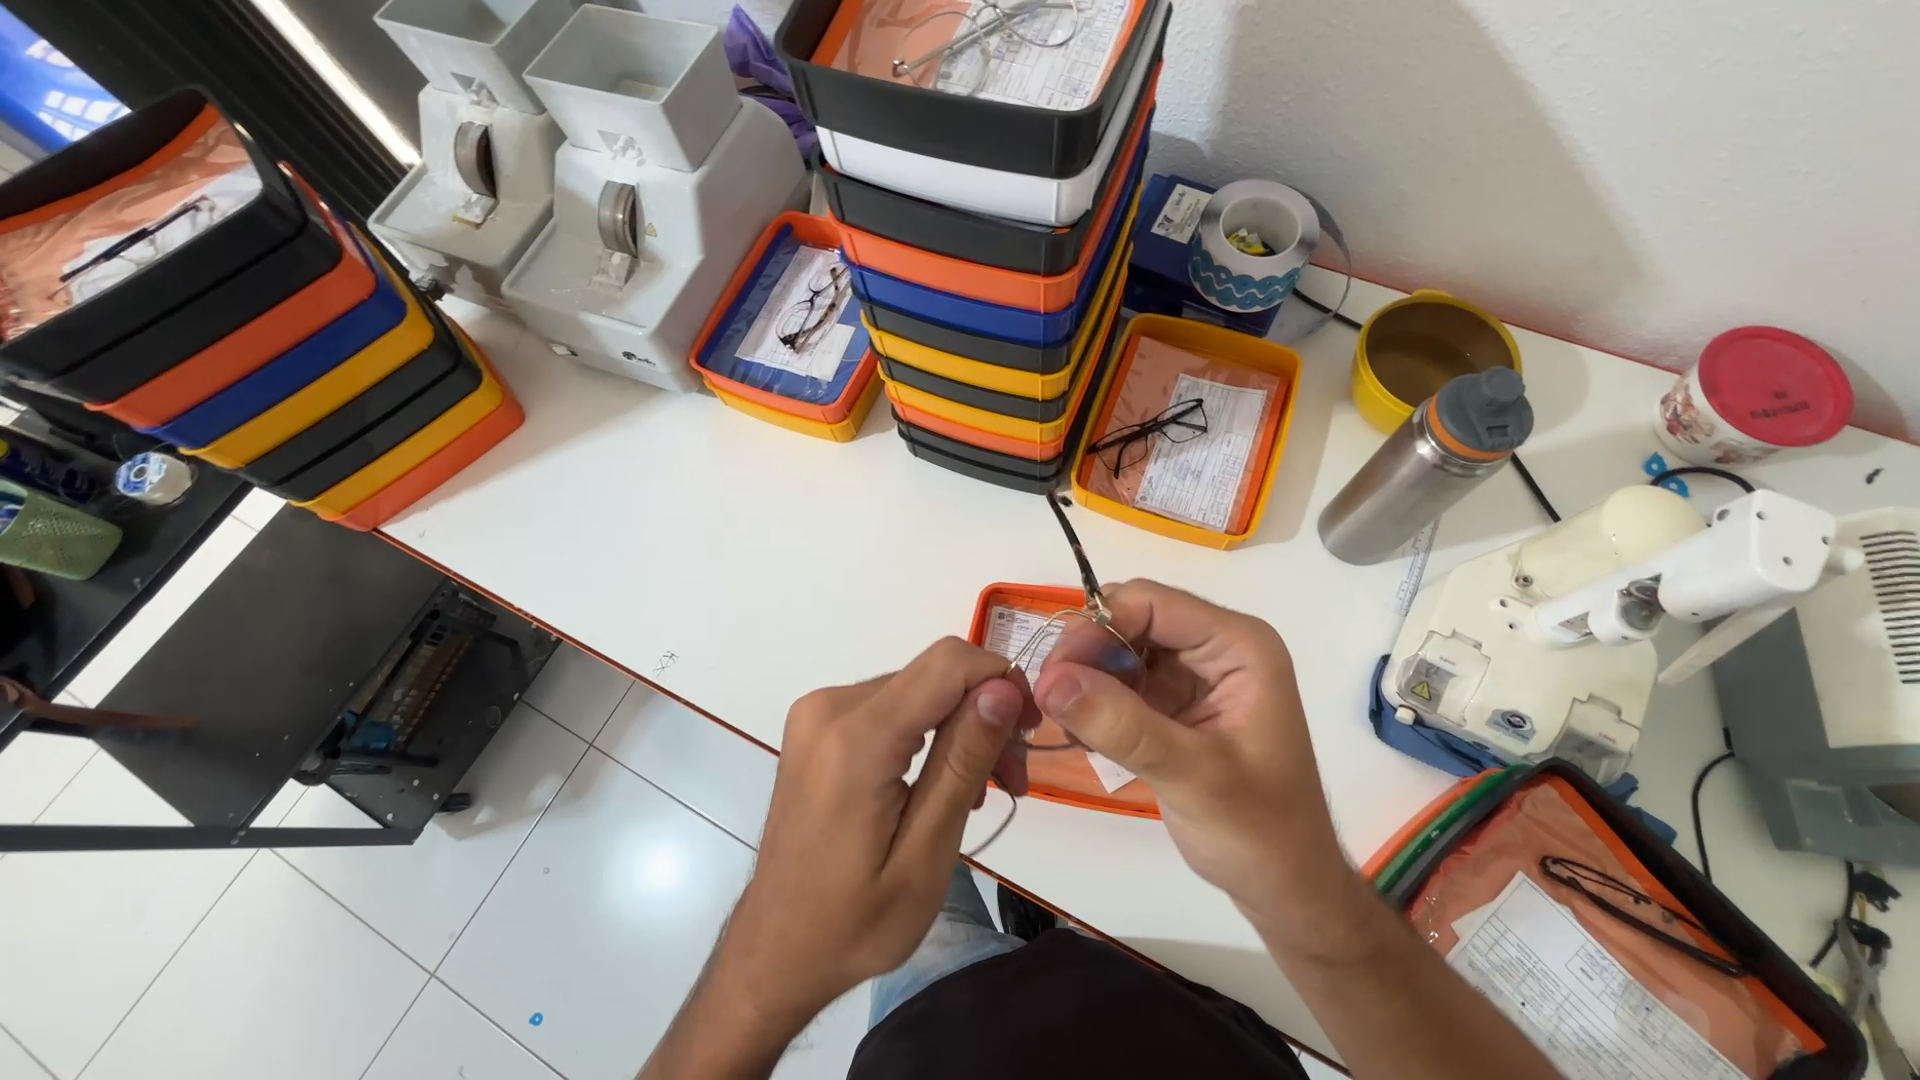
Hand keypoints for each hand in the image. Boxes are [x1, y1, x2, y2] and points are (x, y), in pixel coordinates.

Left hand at [716, 638, 1035, 1024]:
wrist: (777, 949)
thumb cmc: (855, 921)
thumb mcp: (926, 854)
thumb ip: (962, 762)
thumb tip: (1002, 689)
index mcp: (855, 738)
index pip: (948, 663)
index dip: (1001, 681)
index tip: (1028, 735)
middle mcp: (829, 707)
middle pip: (935, 676)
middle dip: (985, 716)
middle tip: (1009, 785)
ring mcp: (817, 714)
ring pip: (917, 689)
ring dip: (959, 728)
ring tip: (977, 796)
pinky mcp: (817, 727)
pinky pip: (890, 707)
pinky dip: (926, 734)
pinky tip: (938, 784)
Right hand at [1033, 580, 1352, 928]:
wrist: (1284, 883)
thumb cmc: (1258, 829)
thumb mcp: (1191, 775)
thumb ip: (1122, 725)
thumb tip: (1051, 680)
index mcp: (1238, 645)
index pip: (1151, 602)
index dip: (1096, 626)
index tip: (1055, 676)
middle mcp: (1215, 646)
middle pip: (1129, 619)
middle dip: (1085, 654)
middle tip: (1050, 702)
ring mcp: (1192, 673)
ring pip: (1118, 648)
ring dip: (1085, 679)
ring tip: (1068, 726)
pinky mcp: (1172, 701)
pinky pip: (1118, 681)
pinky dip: (1094, 702)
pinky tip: (1085, 736)